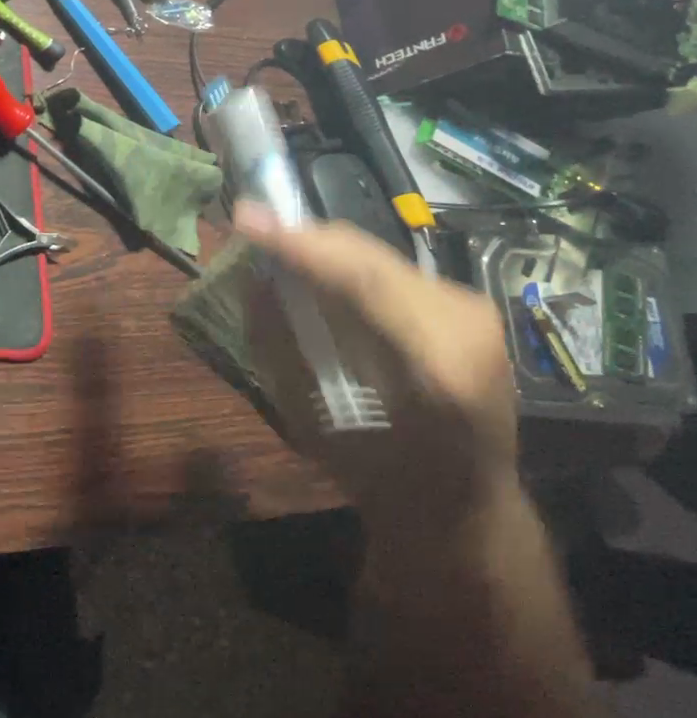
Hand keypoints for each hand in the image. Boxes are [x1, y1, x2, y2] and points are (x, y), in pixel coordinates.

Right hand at [235, 205, 519, 533]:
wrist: (460, 499)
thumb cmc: (378, 471)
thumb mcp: (312, 421)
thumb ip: (281, 346)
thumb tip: (252, 281)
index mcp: (436, 364)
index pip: (362, 280)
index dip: (300, 244)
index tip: (245, 217)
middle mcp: (465, 326)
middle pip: (370, 257)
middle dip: (304, 239)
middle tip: (247, 231)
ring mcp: (473, 311)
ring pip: (377, 256)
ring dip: (322, 251)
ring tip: (274, 252)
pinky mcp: (467, 305)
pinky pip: (389, 269)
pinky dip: (344, 265)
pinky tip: (315, 276)